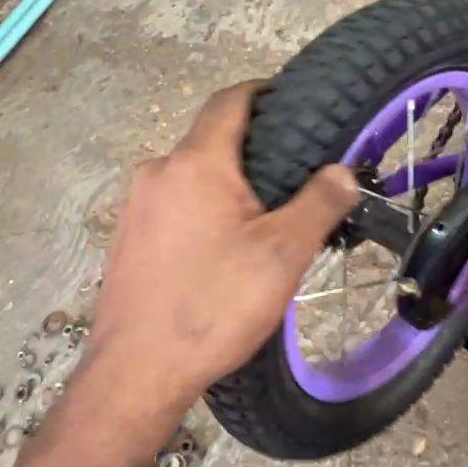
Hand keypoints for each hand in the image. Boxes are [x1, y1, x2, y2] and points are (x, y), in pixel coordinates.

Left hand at [90, 81, 357, 403]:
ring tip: (263, 219)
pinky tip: (221, 250)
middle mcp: (158, 172)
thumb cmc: (213, 305)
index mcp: (196, 162)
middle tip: (293, 177)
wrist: (136, 374)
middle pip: (211, 140)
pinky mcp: (124, 238)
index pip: (230, 100)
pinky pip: (172, 205)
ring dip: (226, 185)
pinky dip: (201, 210)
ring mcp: (134, 206)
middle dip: (251, 150)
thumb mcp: (282, 254)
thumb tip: (343, 171)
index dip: (263, 92)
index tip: (293, 102)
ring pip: (191, 176)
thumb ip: (319, 203)